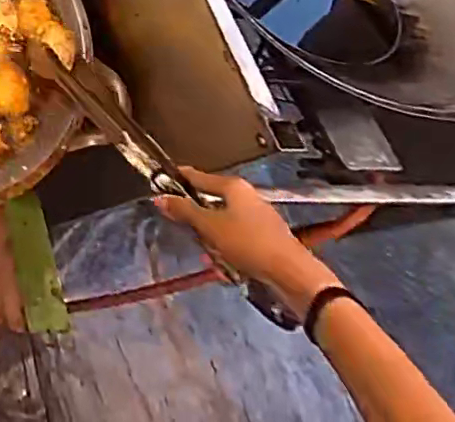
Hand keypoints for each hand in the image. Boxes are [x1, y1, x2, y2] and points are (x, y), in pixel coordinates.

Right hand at [154, 167, 342, 319]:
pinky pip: (238, 240)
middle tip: (190, 232)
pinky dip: (229, 250)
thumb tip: (160, 198)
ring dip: (213, 240)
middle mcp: (247, 197)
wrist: (294, 277)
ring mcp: (260, 218)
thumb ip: (183, 210)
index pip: (198, 176)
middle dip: (198, 221)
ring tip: (211, 257)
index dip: (179, 178)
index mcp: (233, 186)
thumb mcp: (209, 226)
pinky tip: (227, 268)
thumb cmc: (249, 243)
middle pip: (211, 202)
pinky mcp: (268, 240)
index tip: (163, 181)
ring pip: (224, 224)